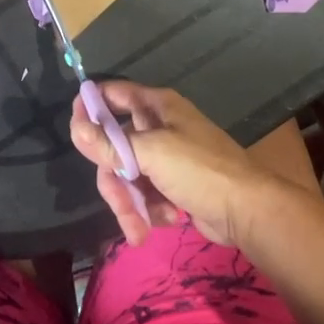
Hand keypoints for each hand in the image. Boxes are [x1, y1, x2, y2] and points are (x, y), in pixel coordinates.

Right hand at [70, 81, 281, 246]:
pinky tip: (167, 220)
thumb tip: (75, 129)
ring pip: (128, 174)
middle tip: (120, 203)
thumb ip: (111, 144)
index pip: (112, 94)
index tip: (76, 132)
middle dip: (114, 178)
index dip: (90, 108)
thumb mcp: (151, 153)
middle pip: (116, 146)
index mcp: (156, 105)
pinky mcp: (174, 184)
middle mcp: (159, 126)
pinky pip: (146, 192)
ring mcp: (167, 156)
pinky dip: (150, 209)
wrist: (248, 212)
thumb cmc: (200, 169)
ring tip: (141, 229)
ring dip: (131, 203)